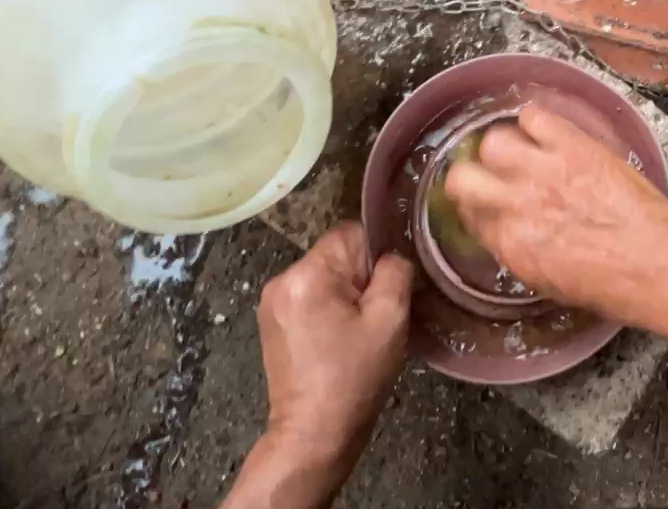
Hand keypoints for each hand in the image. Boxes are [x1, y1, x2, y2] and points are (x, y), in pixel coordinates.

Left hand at [225, 223, 411, 507]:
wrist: (314, 435)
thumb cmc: (354, 375)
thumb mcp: (390, 317)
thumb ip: (395, 269)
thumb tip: (390, 255)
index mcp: (306, 273)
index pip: (352, 233)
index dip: (376, 257)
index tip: (382, 291)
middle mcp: (281, 280)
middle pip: (337, 254)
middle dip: (361, 277)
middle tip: (373, 315)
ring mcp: (272, 303)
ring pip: (326, 275)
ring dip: (346, 293)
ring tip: (357, 330)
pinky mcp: (272, 322)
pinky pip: (312, 295)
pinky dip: (330, 308)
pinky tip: (339, 338)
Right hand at [442, 102, 667, 322]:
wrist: (654, 258)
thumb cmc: (610, 281)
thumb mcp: (549, 279)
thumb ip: (519, 247)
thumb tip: (508, 227)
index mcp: (508, 244)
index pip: (469, 213)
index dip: (475, 204)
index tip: (485, 199)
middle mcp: (515, 204)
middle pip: (462, 177)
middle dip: (472, 173)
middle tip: (492, 172)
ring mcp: (541, 169)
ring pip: (494, 141)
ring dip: (505, 145)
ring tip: (524, 149)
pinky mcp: (571, 144)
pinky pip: (534, 116)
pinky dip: (536, 120)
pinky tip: (548, 131)